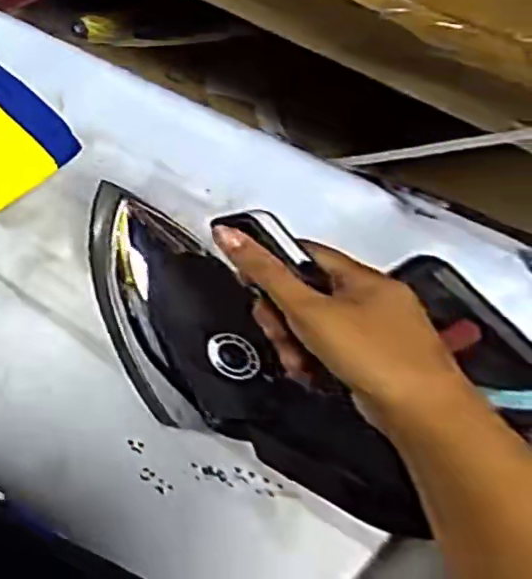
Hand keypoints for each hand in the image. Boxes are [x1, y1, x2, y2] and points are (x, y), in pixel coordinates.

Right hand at [214, 228, 474, 426]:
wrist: (424, 419)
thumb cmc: (380, 360)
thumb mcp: (304, 307)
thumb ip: (262, 269)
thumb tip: (229, 234)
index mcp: (368, 281)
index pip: (302, 253)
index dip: (269, 262)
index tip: (249, 277)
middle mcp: (375, 302)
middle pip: (300, 291)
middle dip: (277, 312)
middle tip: (275, 325)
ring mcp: (375, 332)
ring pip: (308, 320)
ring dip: (289, 337)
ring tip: (294, 354)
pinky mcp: (371, 357)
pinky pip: (323, 343)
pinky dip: (308, 354)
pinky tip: (307, 366)